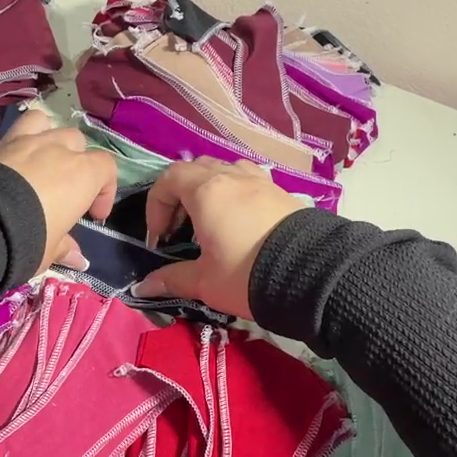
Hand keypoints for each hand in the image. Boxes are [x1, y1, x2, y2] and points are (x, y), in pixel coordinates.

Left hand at [0, 107, 117, 275]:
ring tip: (37, 159)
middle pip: (75, 141)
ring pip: (41, 122)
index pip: (106, 167)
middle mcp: (54, 148)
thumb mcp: (49, 250)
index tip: (93, 215)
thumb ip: (65, 249)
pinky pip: (4, 136)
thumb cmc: (26, 238)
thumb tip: (78, 259)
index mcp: (80, 173)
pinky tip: (2, 164)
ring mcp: (20, 140)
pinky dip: (8, 146)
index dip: (105, 190)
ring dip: (44, 136)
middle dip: (75, 160)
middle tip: (65, 189)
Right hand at [133, 158, 304, 317]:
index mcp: (207, 191)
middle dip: (180, 194)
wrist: (314, 276)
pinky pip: (248, 181)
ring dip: (209, 190)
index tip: (160, 237)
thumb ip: (172, 279)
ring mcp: (261, 181)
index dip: (156, 204)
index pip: (169, 179)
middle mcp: (232, 177)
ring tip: (209, 221)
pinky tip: (238, 223)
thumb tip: (142, 288)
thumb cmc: (247, 274)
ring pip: (225, 170)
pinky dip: (234, 194)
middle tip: (180, 228)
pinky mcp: (282, 192)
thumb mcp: (205, 282)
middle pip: (196, 169)